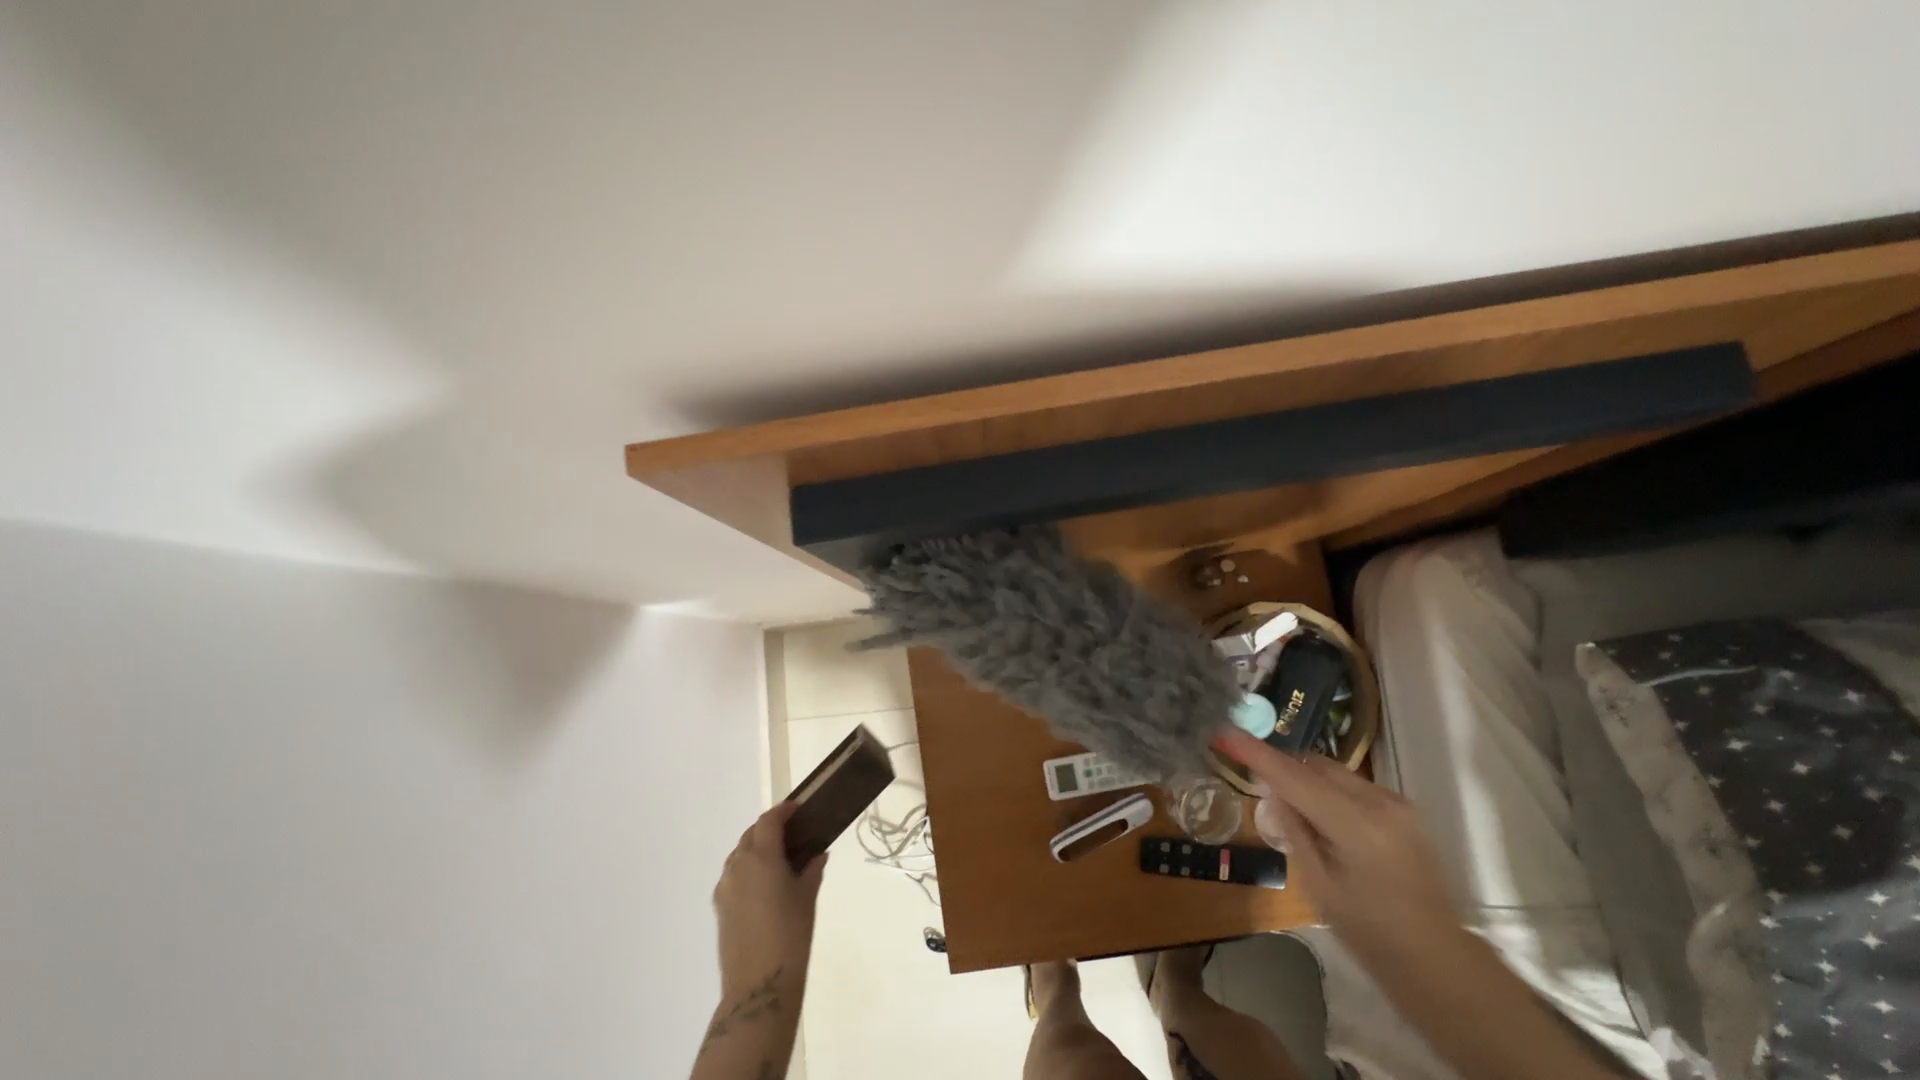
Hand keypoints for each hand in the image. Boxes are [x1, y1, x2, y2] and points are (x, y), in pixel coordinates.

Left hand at [712, 803, 826, 993]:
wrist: (759, 984)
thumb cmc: (791, 935)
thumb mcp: (807, 898)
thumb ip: (811, 870)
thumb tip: (817, 854)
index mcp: (760, 857)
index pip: (768, 821)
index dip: (783, 811)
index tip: (798, 809)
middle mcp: (737, 866)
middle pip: (751, 835)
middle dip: (769, 829)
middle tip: (793, 835)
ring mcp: (724, 887)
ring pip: (739, 856)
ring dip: (757, 850)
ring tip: (781, 862)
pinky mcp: (719, 907)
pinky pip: (734, 876)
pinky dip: (748, 871)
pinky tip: (766, 888)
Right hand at [1218, 729, 1460, 964]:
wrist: (1433, 955)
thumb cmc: (1367, 930)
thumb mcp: (1317, 885)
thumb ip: (1294, 831)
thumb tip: (1273, 791)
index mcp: (1356, 826)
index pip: (1295, 778)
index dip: (1256, 753)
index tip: (1225, 731)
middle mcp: (1380, 803)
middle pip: (1317, 766)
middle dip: (1282, 766)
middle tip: (1252, 778)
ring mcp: (1397, 804)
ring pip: (1335, 773)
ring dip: (1306, 779)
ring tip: (1287, 805)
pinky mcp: (1405, 811)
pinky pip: (1354, 786)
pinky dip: (1329, 791)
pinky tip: (1321, 818)